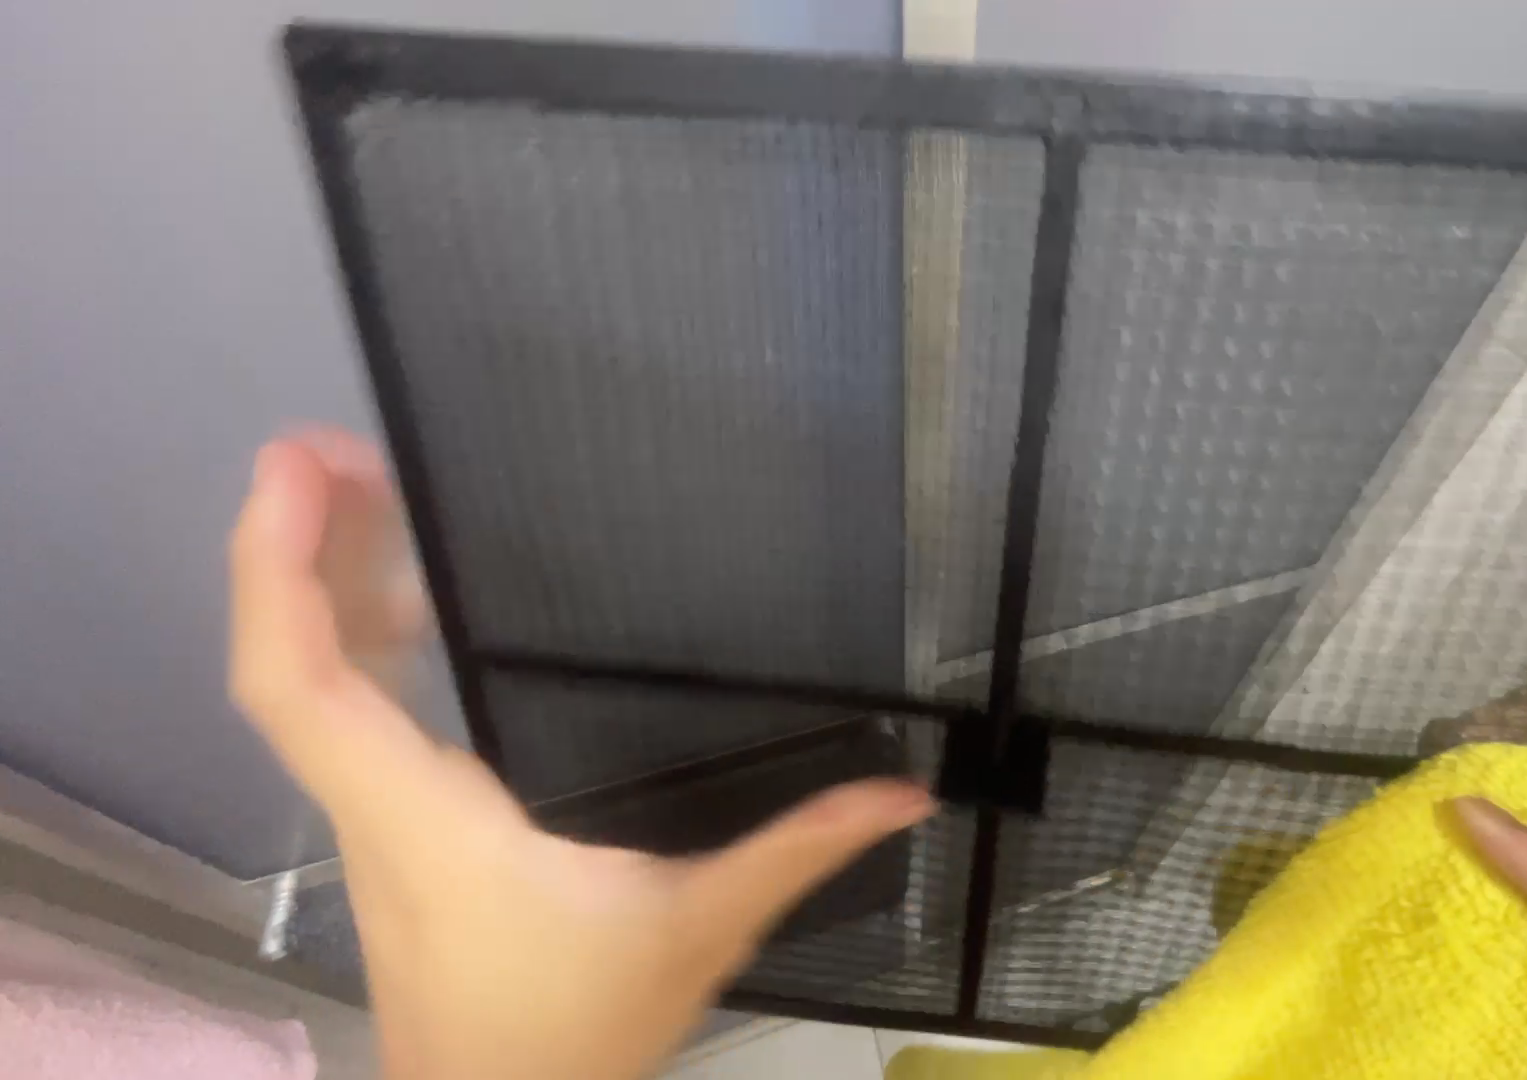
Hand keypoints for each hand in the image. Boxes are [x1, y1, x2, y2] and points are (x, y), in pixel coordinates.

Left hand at [229, 431, 933, 1079]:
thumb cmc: (584, 1030)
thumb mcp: (706, 927)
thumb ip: (802, 847)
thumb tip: (903, 791)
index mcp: (429, 817)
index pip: (304, 686)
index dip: (285, 571)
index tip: (304, 471)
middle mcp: (381, 810)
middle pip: (292, 669)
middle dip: (296, 549)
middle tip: (339, 450)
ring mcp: (383, 825)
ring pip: (318, 693)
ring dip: (327, 589)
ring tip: (372, 498)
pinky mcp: (405, 834)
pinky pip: (354, 720)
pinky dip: (364, 645)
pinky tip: (412, 606)